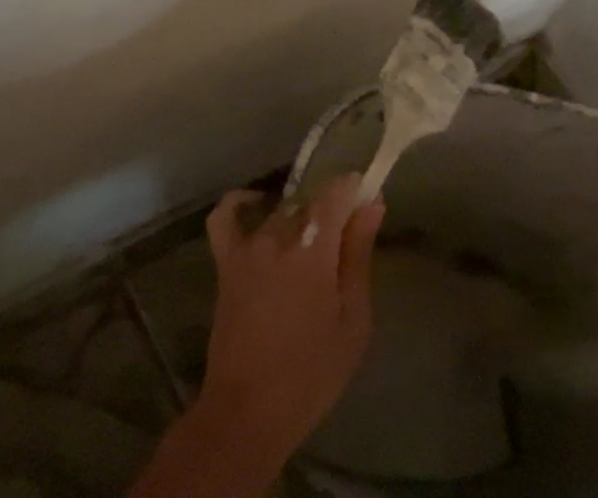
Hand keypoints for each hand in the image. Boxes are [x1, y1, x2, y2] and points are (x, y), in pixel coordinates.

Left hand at [195, 173, 385, 459]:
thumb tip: (372, 206)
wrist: (248, 410)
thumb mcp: (354, 319)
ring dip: (300, 217)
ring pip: (279, 211)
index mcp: (313, 251)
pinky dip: (241, 204)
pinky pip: (226, 219)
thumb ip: (359, 256)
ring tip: (314, 247)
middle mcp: (277, 237)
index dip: (354, 188)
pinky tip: (259, 207)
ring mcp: (246, 249)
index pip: (335, 193)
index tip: (369, 200)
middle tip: (348, 242)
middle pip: (309, 202)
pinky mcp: (225, 264)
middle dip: (332, 210)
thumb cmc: (312, 371)